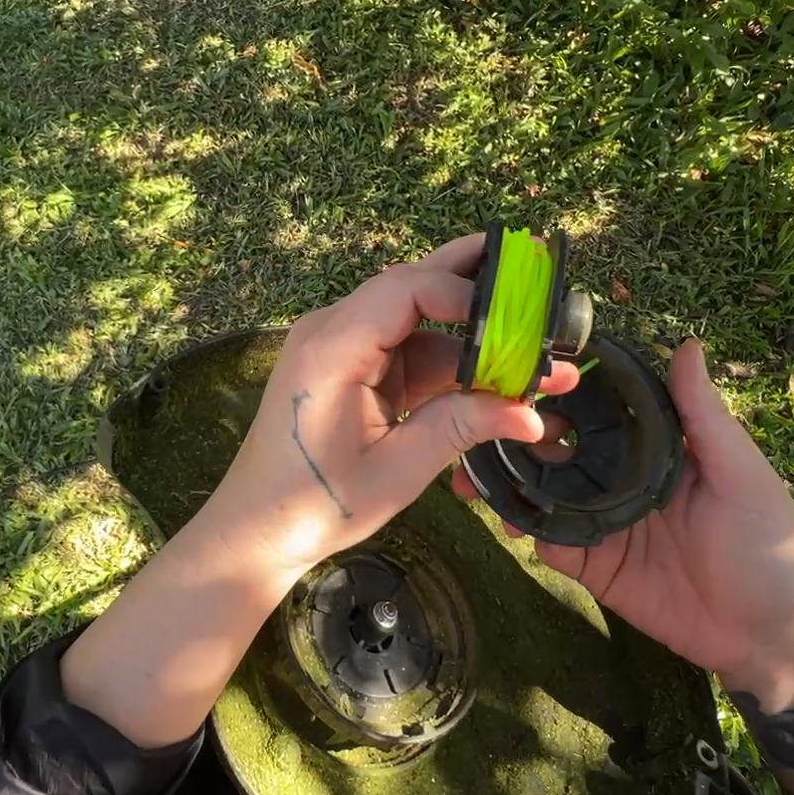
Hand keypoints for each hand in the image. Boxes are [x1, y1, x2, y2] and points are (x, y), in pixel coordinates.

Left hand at [199, 233, 579, 581]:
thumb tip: (533, 413)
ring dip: (470, 335)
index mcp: (332, 347)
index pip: (404, 288)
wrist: (258, 527)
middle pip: (410, 287)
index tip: (520, 319)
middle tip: (533, 267)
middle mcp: (332, 330)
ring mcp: (340, 346)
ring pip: (415, 320)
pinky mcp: (350, 367)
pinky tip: (494, 376)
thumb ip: (460, 427)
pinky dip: (448, 363)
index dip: (465, 293)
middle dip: (472, 281)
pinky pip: (406, 350)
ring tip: (535, 346)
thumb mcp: (397, 469)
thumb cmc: (318, 503)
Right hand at [451, 338, 793, 682]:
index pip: (594, 408)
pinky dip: (524, 528)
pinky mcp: (590, 562)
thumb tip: (687, 343)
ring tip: (473, 475)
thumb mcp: (742, 476)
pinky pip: (549, 539)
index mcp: (648, 447)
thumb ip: (705, 416)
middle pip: (554, 446)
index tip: (517, 374)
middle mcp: (614, 475)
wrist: (769, 642)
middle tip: (478, 426)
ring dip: (507, 480)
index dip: (558, 391)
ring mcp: (598, 519)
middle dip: (513, 434)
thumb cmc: (768, 547)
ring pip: (540, 491)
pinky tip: (509, 522)